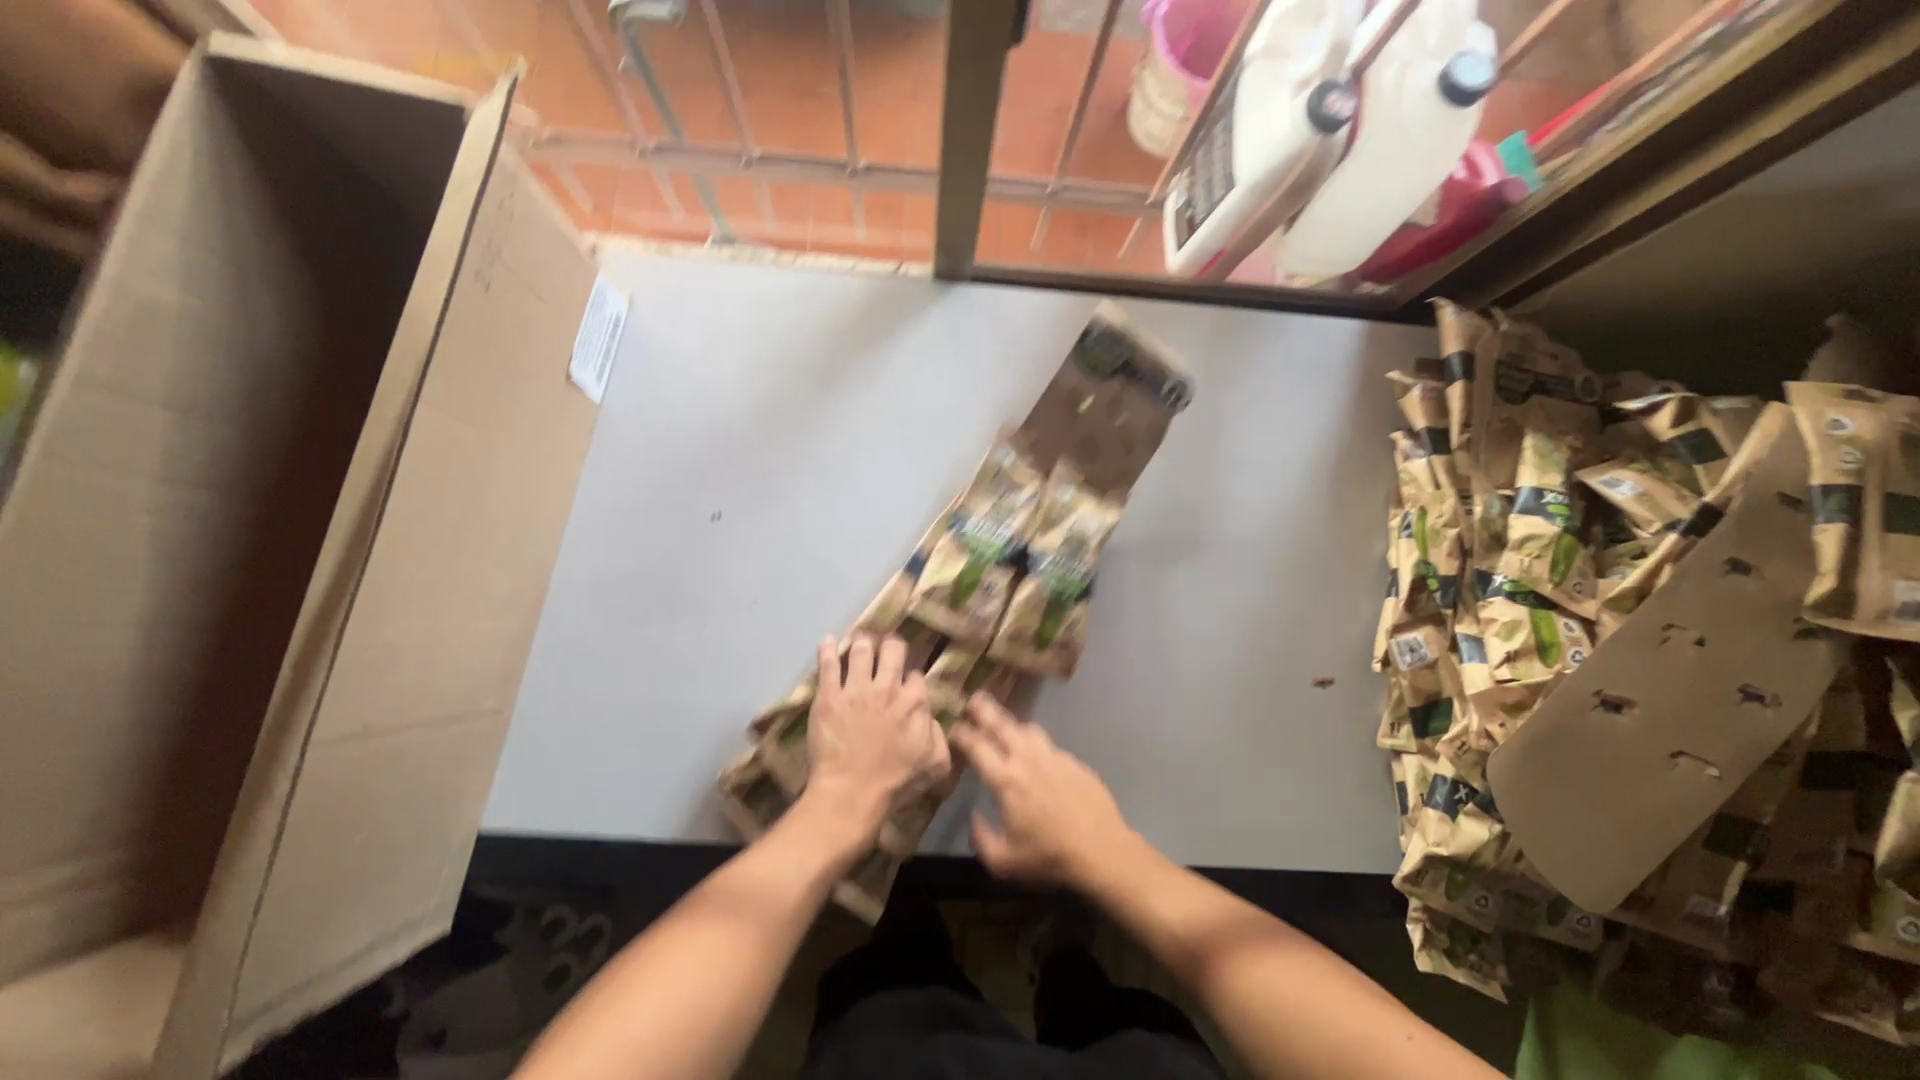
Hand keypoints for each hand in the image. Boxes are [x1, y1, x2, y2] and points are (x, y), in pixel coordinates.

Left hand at [802, 634, 950, 836]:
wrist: (852, 792)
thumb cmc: (895, 783)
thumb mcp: (935, 764)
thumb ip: (938, 734)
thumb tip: (930, 717)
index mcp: (914, 703)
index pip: (916, 676)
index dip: (912, 677)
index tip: (907, 682)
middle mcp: (888, 688)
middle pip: (893, 651)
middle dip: (891, 646)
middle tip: (886, 648)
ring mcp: (857, 689)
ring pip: (862, 651)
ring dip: (863, 643)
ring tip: (861, 641)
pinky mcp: (829, 695)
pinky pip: (829, 663)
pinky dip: (829, 649)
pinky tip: (828, 641)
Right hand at [949, 692, 1133, 886]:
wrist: (1101, 850)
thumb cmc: (1049, 857)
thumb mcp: (1003, 862)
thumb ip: (980, 838)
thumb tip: (974, 816)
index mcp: (1007, 781)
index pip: (978, 747)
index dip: (962, 734)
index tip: (953, 727)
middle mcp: (1028, 761)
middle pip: (1003, 725)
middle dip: (986, 710)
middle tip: (975, 698)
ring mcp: (1055, 758)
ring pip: (1029, 729)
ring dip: (1013, 725)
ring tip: (1006, 726)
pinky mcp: (1075, 763)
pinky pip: (1051, 747)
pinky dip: (1038, 745)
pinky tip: (1039, 758)